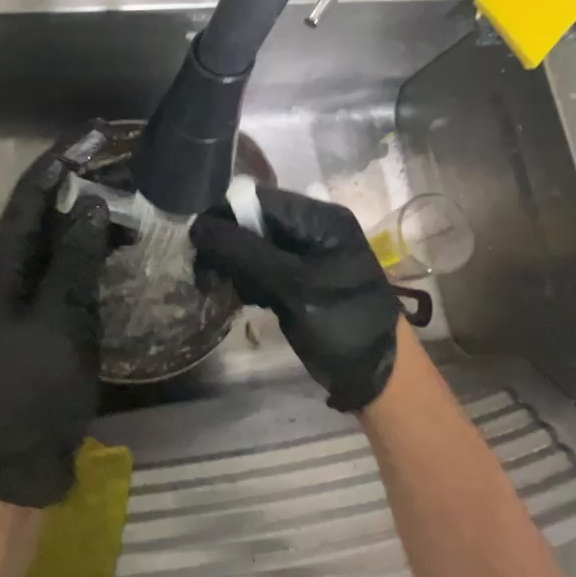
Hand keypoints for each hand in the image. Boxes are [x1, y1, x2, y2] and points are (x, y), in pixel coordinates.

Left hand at [0, 139, 111, 508]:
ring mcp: (33, 289)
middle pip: (47, 209)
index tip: (96, 133)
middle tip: (128, 161)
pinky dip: (99, 246)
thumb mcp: (59, 318)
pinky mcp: (53, 308)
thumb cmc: (37, 383)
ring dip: (95, 213)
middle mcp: (15, 267)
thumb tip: (91, 201)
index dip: (60, 158)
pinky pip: (76, 262)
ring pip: (64, 234)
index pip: (31, 193)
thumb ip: (74, 258)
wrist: (25, 450)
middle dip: (83, 180)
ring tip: (138, 195)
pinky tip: (130, 242)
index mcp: (4, 263)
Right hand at [190, 187, 400, 411]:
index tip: (198, 244)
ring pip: (254, 246)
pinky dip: (250, 281)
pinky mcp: (299, 279)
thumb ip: (247, 253)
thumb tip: (199, 226)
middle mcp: (313, 228)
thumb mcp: (294, 287)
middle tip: (208, 275)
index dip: (225, 215)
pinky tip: (251, 301)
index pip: (260, 199)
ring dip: (237, 266)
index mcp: (320, 218)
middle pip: (255, 221)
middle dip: (229, 245)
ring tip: (235, 292)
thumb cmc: (342, 325)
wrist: (377, 377)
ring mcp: (307, 255)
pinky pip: (263, 267)